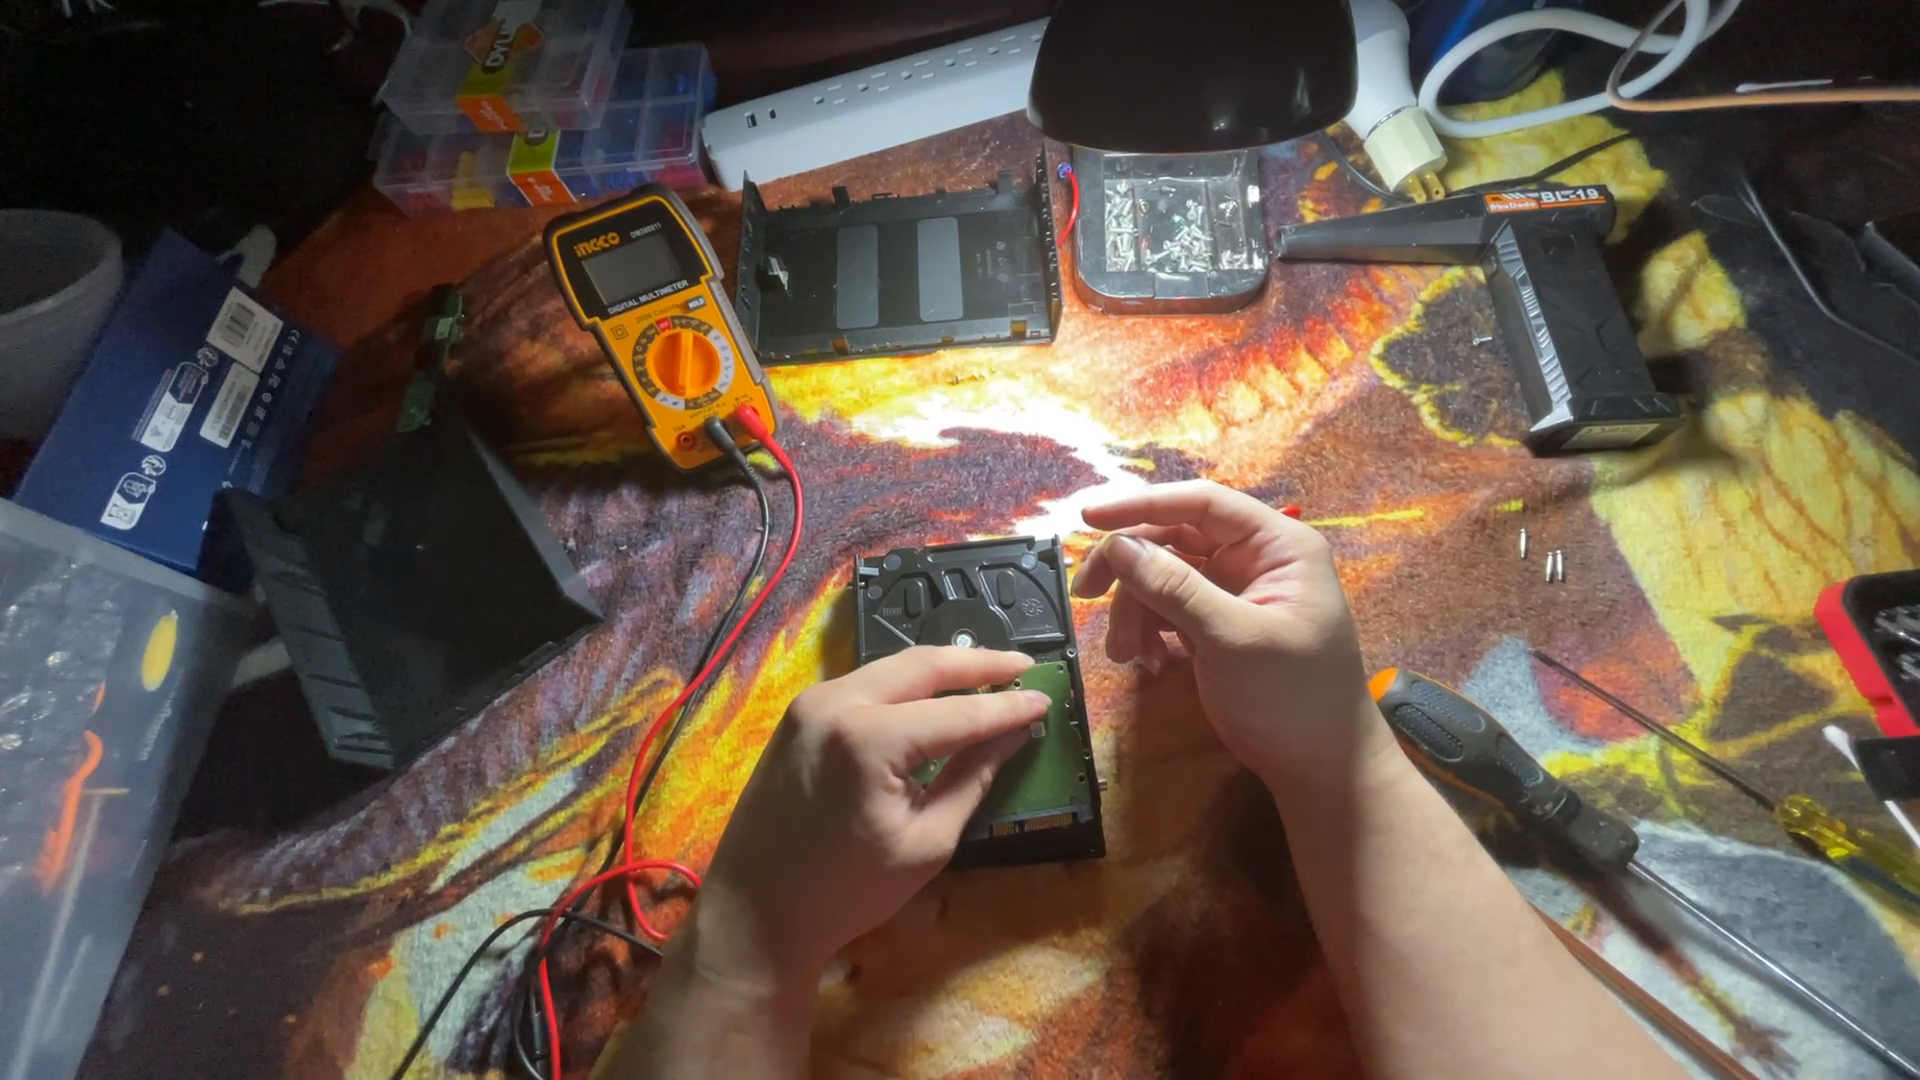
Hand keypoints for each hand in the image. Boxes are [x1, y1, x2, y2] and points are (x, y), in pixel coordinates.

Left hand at [687, 646, 1049, 987]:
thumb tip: (1015, 731)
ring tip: (989, 673)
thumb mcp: (927, 841)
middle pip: (922, 665)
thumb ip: (974, 777)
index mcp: (869, 739)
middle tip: (1022, 664)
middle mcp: (837, 702)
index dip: (1006, 706)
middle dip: (977, 663)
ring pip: (893, 667)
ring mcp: (813, 701)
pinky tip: (936, 692)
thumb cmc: (847, 892)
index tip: (1045, 697)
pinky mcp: (803, 710)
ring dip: (943, 668)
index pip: (958, 712)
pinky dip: (908, 684)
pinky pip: (868, 682)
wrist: (756, 912)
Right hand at [1071, 480, 1391, 790]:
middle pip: (1171, 538)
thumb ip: (1174, 589)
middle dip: (1128, 569)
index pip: (1199, 503)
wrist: (1319, 769)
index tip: (1088, 518)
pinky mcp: (1213, 623)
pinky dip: (1146, 630)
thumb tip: (1117, 545)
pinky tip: (1145, 661)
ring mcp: (1231, 591)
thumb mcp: (1233, 639)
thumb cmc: (1293, 699)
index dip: (1141, 504)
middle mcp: (1251, 558)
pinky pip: (1164, 609)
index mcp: (1275, 545)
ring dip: (1133, 610)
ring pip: (1160, 576)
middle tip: (1085, 594)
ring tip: (1125, 654)